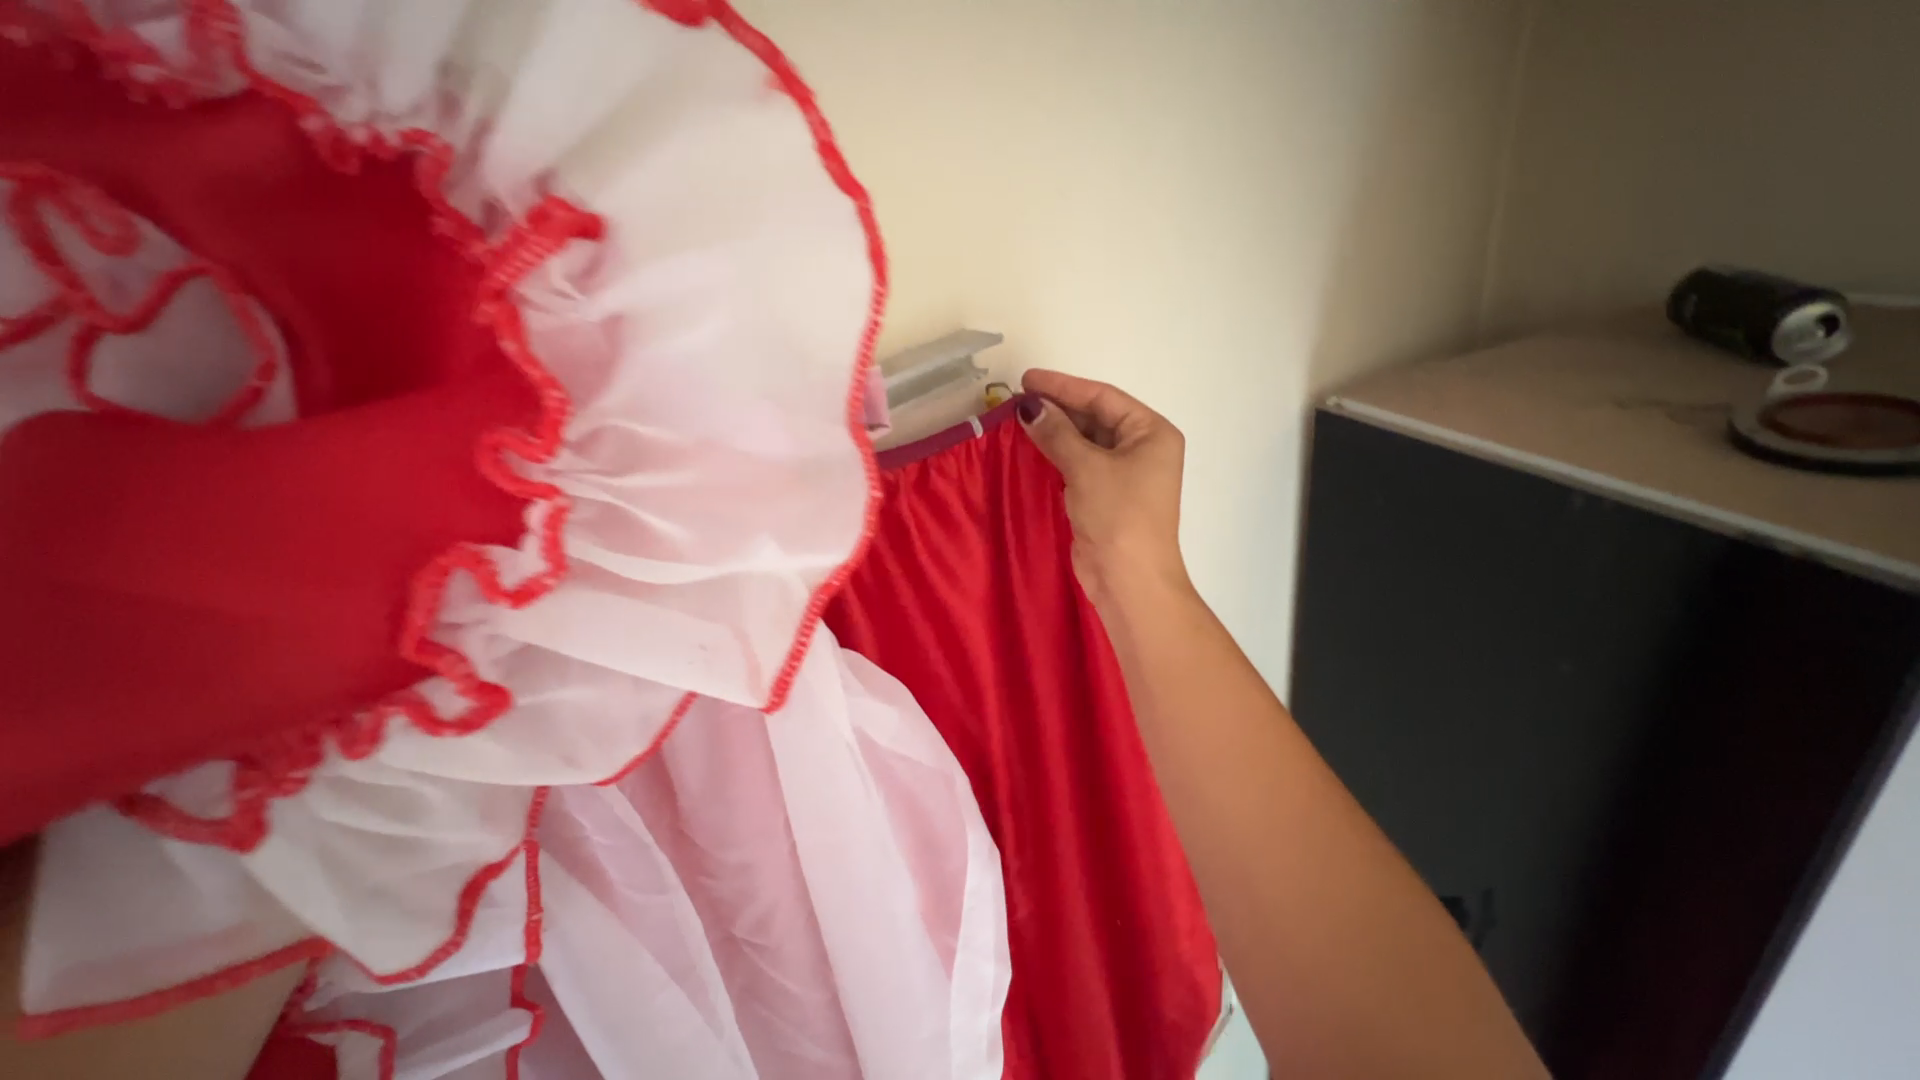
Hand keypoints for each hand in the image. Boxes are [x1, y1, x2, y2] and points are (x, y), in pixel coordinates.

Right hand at [1018, 369, 1189, 606]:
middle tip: (1018, 399)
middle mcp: (1143, 448)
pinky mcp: (1107, 496)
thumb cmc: (1118, 514)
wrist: (1129, 579)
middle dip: (1058, 408)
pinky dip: (1058, 455)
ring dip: (1056, 431)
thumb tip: (1029, 407)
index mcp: (1152, 432)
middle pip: (1096, 417)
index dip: (1064, 386)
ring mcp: (1126, 474)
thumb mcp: (1086, 467)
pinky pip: (1080, 465)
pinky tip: (1033, 447)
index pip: (1104, 397)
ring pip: (1086, 442)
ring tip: (1019, 419)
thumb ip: (1056, 432)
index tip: (1027, 379)